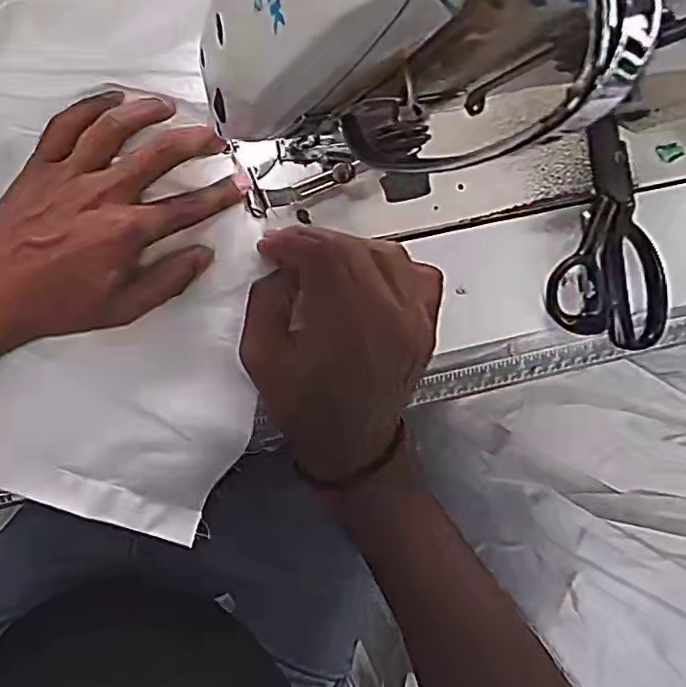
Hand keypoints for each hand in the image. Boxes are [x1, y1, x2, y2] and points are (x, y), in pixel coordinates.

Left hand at [0, 92, 244, 374]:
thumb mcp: (120, 309)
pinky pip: (67, 124)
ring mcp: (70, 175)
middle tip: (213, 138)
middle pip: (161, 154)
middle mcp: (102, 194)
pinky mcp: (41, 166)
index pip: (186, 206)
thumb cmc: (53, 304)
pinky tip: (111, 99)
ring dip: (147, 111)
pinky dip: (90, 105)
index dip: (219, 194)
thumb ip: (167, 282)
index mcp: (125, 231)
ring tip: (168, 106)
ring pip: (116, 127)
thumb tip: (200, 257)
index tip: (236, 185)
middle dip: (196, 141)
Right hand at [240, 227, 442, 481]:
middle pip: (352, 248)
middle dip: (313, 241)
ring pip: (385, 252)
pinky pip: (415, 273)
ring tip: (321, 260)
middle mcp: (389, 316)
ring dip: (346, 247)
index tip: (272, 246)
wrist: (352, 445)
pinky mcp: (425, 324)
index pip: (324, 255)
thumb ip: (264, 302)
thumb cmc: (306, 409)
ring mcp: (414, 319)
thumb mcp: (259, 357)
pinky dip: (387, 263)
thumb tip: (279, 269)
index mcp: (347, 324)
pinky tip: (364, 274)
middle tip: (289, 250)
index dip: (292, 242)